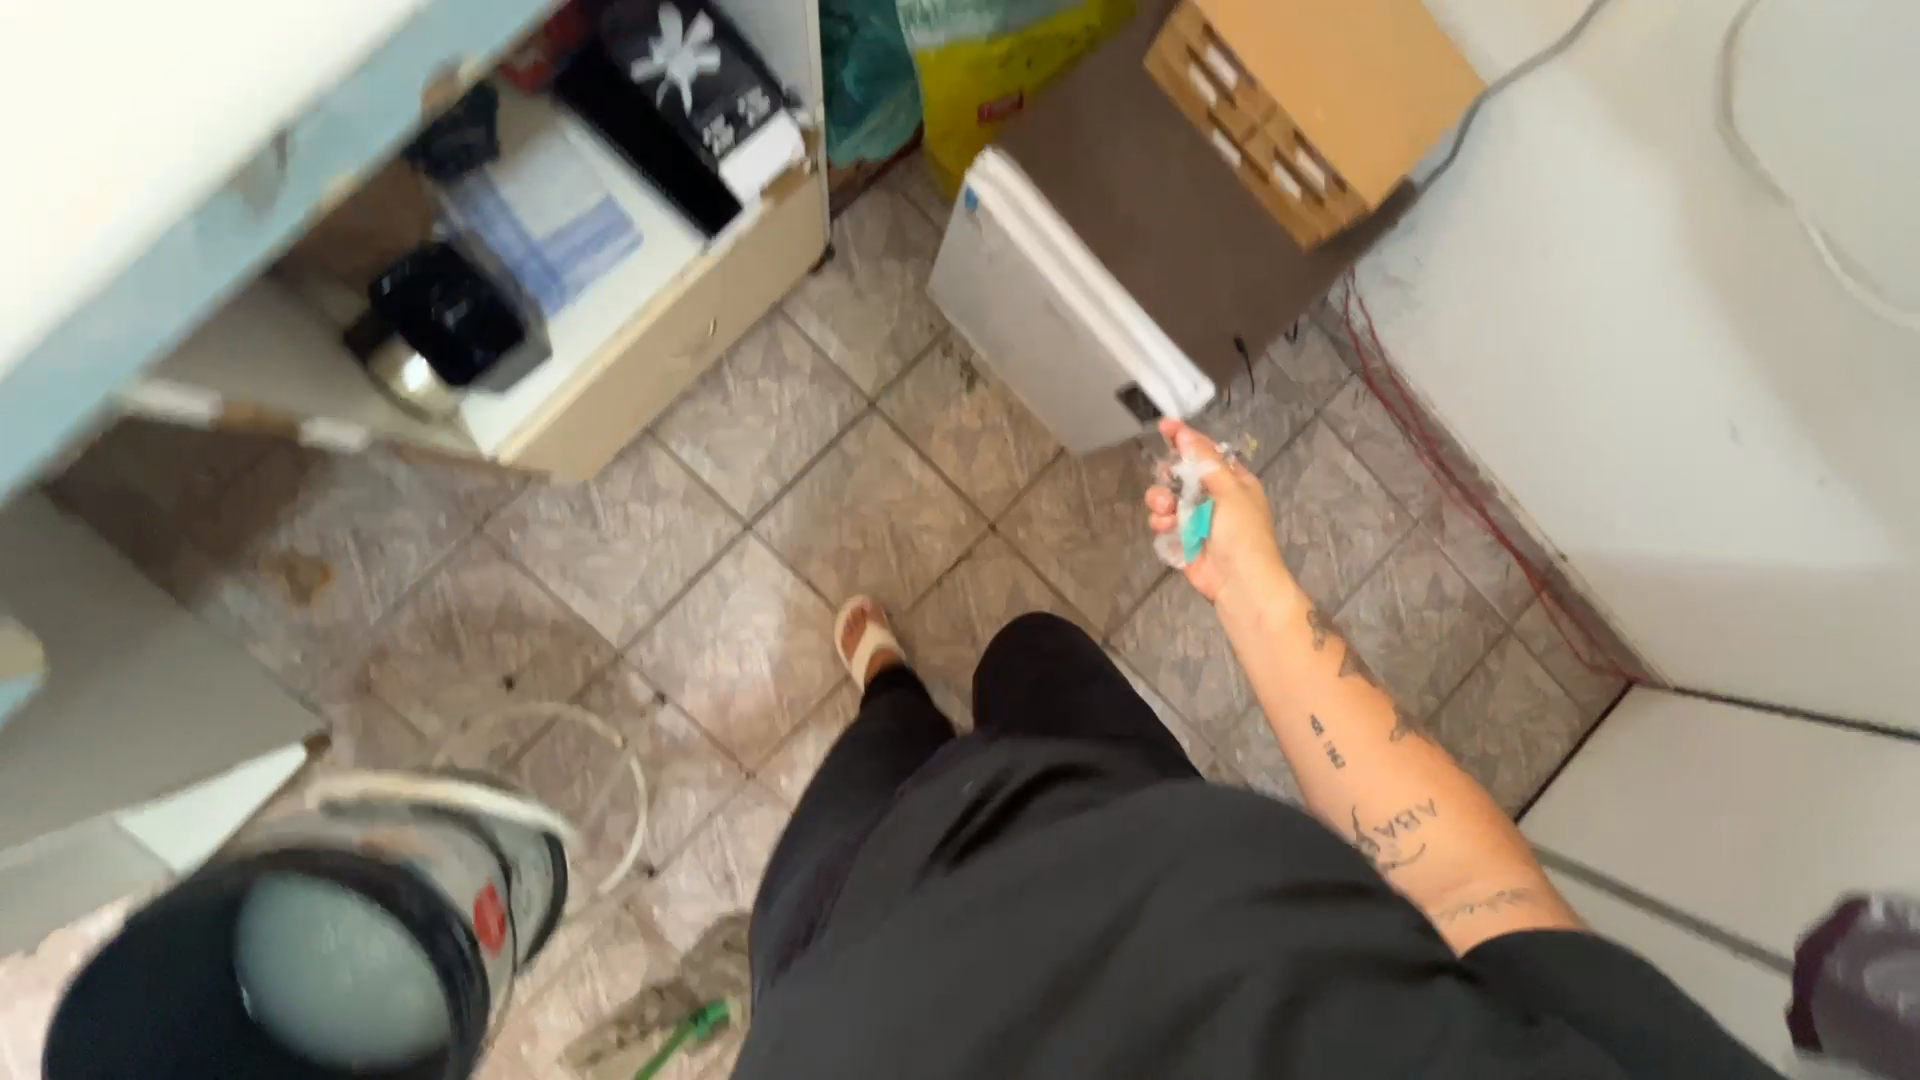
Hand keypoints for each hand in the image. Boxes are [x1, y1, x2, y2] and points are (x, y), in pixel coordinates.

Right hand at [1145, 418, 1290, 605]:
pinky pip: (1163, 522)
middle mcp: (1213, 497)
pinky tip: (1166, 527)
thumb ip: (1205, 462)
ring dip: (1161, 500)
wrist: (1240, 582)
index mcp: (1233, 481)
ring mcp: (1196, 518)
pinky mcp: (1182, 538)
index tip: (1165, 426)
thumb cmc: (1243, 534)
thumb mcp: (1229, 491)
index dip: (1186, 439)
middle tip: (1167, 478)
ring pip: (1167, 498)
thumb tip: (1186, 434)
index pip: (1207, 452)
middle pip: (1181, 474)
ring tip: (1166, 510)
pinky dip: (1161, 522)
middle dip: (1169, 476)